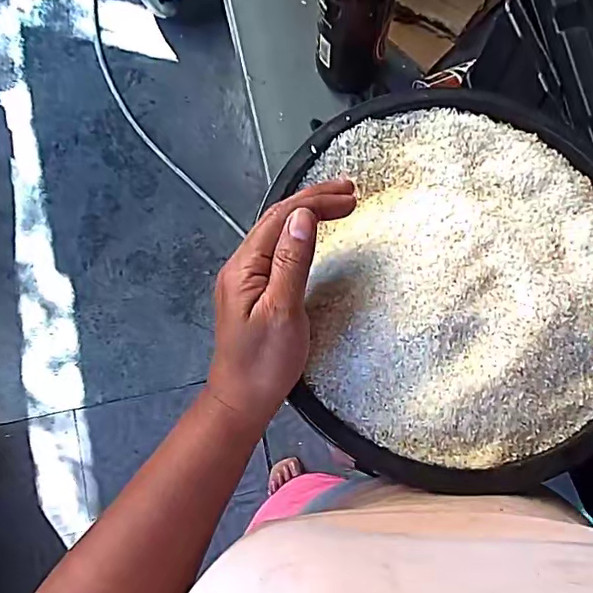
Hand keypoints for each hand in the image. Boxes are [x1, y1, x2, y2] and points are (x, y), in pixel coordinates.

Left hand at [204, 178, 355, 427]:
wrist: (242, 400)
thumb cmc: (262, 364)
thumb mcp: (283, 311)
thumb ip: (292, 262)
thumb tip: (304, 218)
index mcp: (244, 267)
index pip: (282, 217)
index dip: (317, 201)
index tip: (350, 197)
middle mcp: (242, 267)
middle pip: (279, 219)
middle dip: (315, 200)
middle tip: (351, 192)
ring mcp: (247, 279)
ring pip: (279, 232)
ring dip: (309, 214)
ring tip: (339, 205)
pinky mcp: (256, 291)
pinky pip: (280, 250)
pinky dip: (302, 235)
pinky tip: (314, 234)